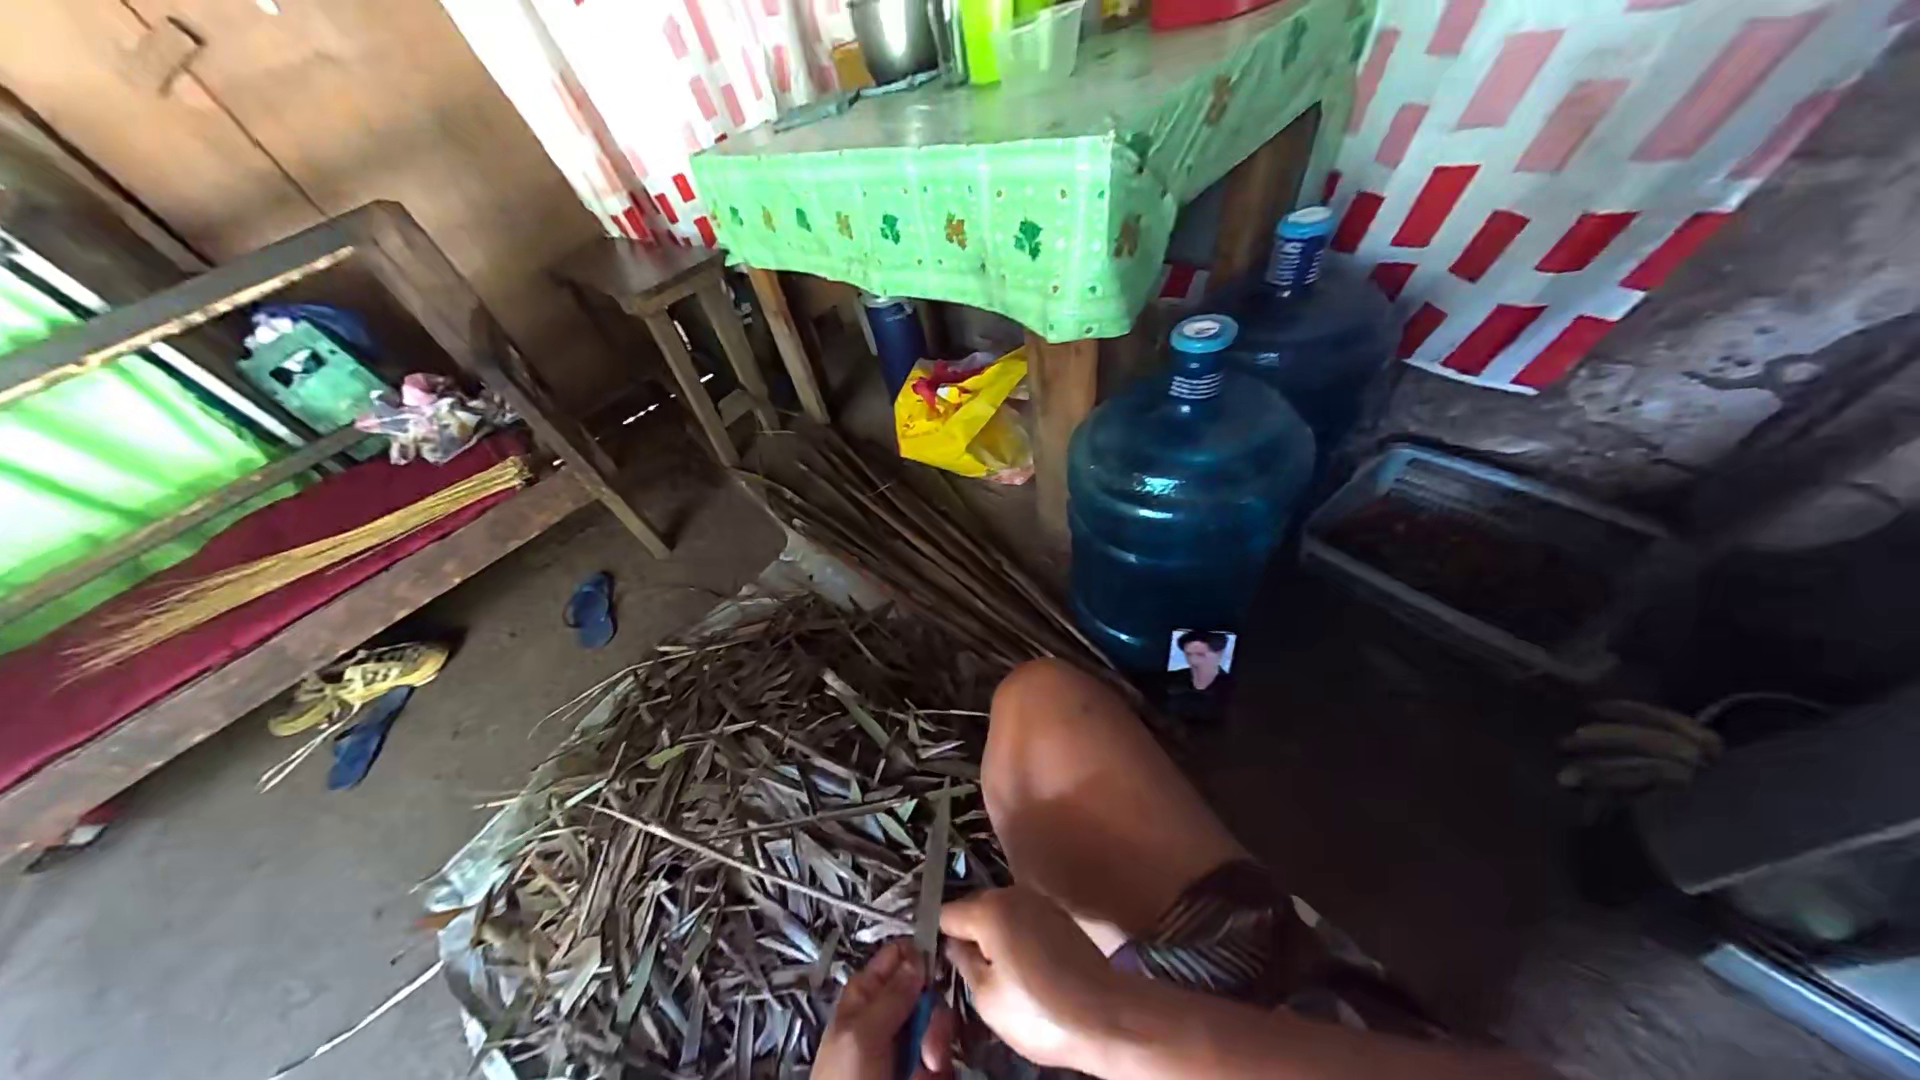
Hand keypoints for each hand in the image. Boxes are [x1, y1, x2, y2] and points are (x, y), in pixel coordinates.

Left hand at [815, 939, 954, 1079]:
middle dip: (933, 1016)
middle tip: (926, 1045)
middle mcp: (890, 1016)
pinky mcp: (924, 1072)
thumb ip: (891, 994)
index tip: (936, 964)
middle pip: (927, 991)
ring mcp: (907, 1047)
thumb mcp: (861, 1036)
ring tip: (924, 1073)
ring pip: (940, 1025)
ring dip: (938, 1048)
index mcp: (866, 996)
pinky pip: (945, 1058)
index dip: (918, 955)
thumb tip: (917, 954)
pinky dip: (939, 1071)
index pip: (896, 957)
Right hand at [940, 886, 1126, 1068]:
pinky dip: (1018, 937)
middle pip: (975, 908)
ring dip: (995, 935)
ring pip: (1002, 913)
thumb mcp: (987, 998)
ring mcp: (1038, 901)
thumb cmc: (1039, 1011)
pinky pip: (1024, 919)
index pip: (947, 913)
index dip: (940, 937)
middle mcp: (1012, 894)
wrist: (1106, 1015)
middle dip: (969, 934)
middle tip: (970, 971)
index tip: (941, 960)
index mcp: (989, 909)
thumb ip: (963, 963)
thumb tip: (955, 945)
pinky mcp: (1058, 914)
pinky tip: (1026, 967)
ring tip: (1000, 972)